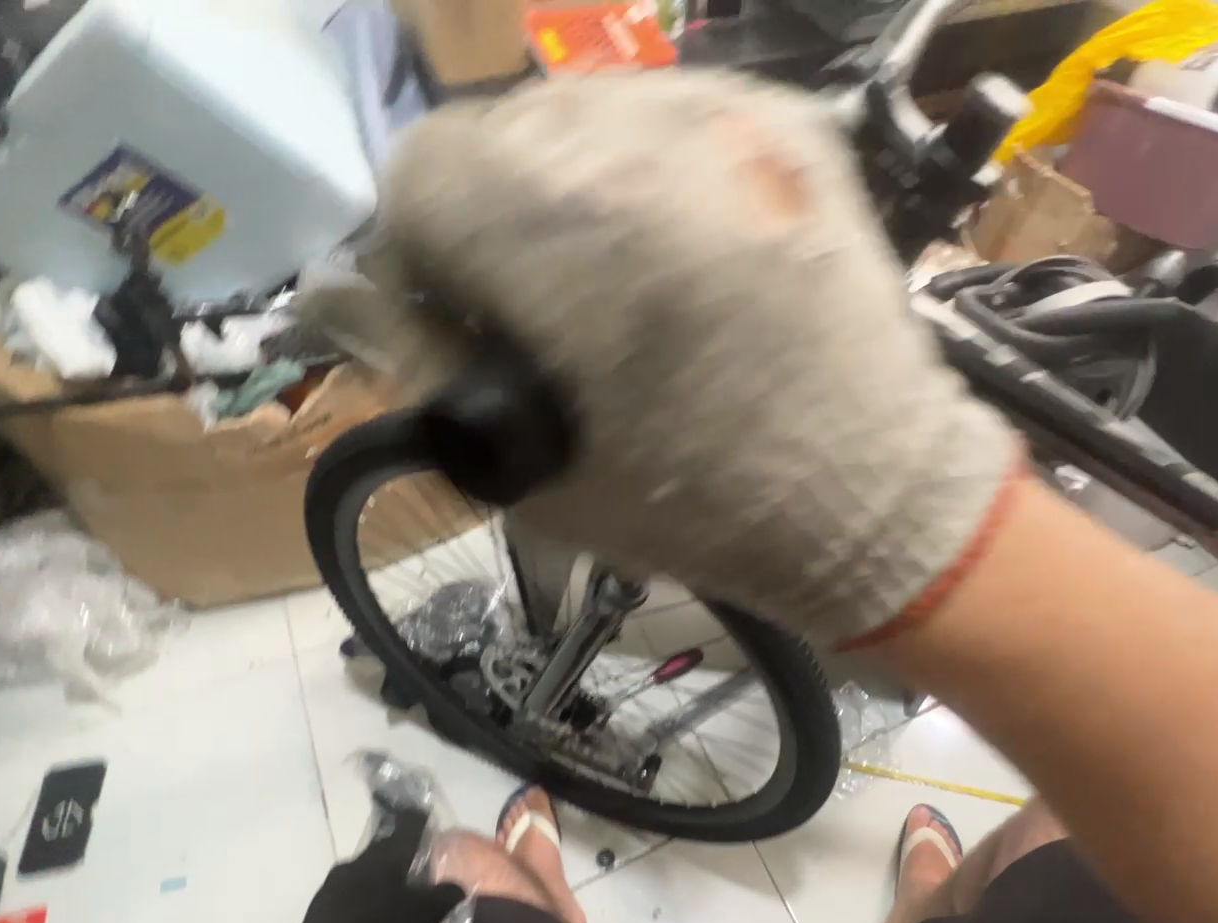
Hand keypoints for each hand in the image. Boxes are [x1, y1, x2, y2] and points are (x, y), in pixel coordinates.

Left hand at [242, 808, 463, 922]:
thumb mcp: (427, 916)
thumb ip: (446, 894)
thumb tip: (457, 884)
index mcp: (384, 857)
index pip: (407, 827)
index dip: (418, 821)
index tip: (426, 819)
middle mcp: (355, 863)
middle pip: (382, 852)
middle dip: (398, 858)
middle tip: (414, 869)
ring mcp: (331, 887)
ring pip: (362, 875)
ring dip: (377, 882)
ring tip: (391, 900)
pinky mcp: (315, 912)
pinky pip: (345, 897)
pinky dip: (360, 902)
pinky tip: (367, 921)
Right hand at [362, 70, 1022, 646]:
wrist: (871, 494)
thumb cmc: (700, 509)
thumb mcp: (531, 469)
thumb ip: (423, 369)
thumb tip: (346, 296)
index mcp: (569, 229)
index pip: (422, 169)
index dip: (426, 250)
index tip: (466, 313)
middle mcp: (646, 142)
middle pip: (500, 135)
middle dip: (499, 221)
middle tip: (548, 310)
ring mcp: (733, 118)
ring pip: (582, 117)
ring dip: (573, 193)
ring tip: (621, 285)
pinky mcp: (793, 124)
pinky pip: (670, 122)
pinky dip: (650, 177)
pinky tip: (684, 253)